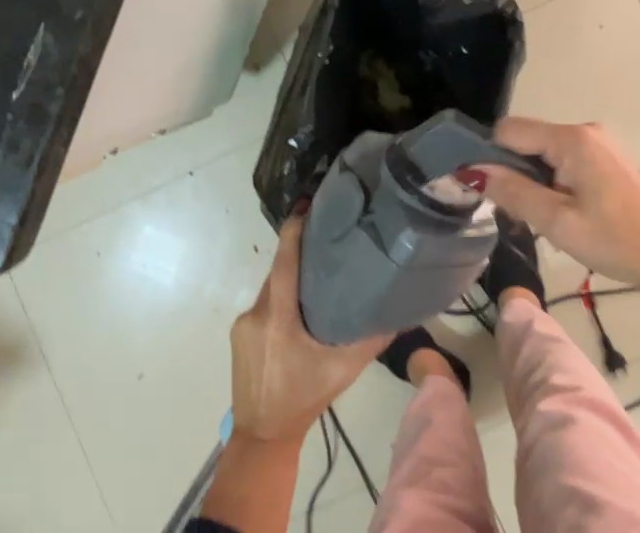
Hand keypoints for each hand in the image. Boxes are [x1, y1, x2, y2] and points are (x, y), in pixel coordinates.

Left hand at [229, 218, 389, 443]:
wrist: (263, 434)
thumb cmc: (305, 399)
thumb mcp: (344, 370)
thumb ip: (371, 339)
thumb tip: (401, 312)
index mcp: (278, 318)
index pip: (284, 261)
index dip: (294, 230)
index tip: (306, 205)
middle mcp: (256, 313)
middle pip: (277, 271)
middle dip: (298, 253)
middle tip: (326, 237)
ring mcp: (243, 323)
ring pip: (270, 289)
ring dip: (290, 279)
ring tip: (318, 270)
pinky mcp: (239, 333)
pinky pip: (263, 305)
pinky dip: (280, 299)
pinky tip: (300, 306)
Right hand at [472, 117, 639, 290]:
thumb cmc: (615, 241)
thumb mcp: (556, 222)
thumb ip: (512, 191)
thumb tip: (470, 170)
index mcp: (571, 139)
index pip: (508, 130)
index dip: (490, 158)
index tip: (490, 194)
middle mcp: (584, 131)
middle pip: (526, 141)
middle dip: (514, 174)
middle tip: (522, 216)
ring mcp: (598, 144)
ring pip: (544, 154)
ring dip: (534, 183)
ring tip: (548, 221)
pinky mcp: (607, 160)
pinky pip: (564, 161)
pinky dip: (554, 184)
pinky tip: (566, 215)